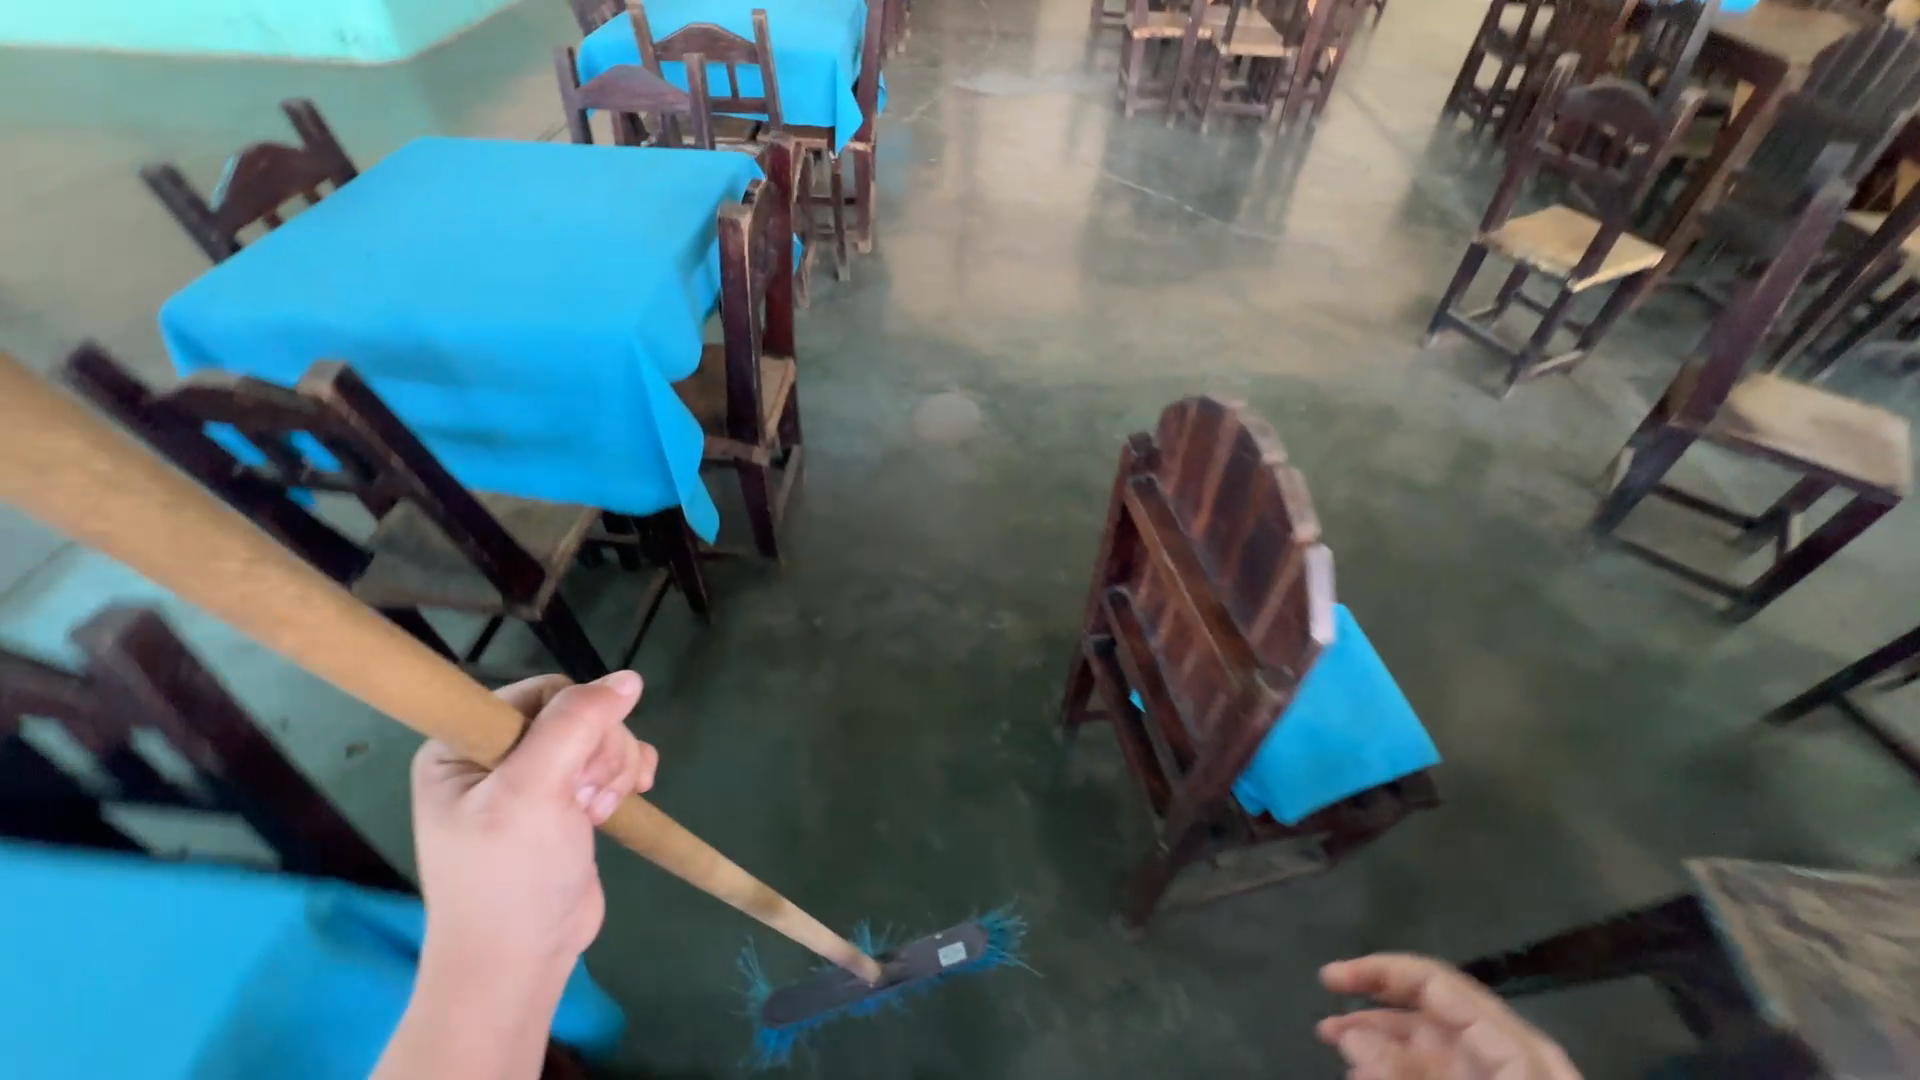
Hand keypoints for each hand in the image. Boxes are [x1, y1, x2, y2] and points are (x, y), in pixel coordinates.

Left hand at [409, 670, 657, 968]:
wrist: (522, 959)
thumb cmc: (510, 877)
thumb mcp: (533, 792)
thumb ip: (575, 725)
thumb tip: (628, 679)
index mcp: (464, 743)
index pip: (542, 694)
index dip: (576, 721)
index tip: (576, 771)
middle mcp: (496, 754)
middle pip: (579, 715)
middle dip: (600, 752)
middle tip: (588, 799)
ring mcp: (534, 779)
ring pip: (602, 737)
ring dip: (616, 767)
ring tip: (602, 810)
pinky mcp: (567, 801)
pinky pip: (612, 762)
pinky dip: (629, 773)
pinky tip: (635, 794)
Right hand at [1317, 954, 1580, 1079]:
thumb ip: (1409, 1077)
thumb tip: (1351, 1037)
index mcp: (1515, 1049)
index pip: (1437, 983)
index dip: (1379, 971)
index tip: (1329, 980)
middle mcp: (1511, 1057)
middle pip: (1432, 1010)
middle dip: (1374, 1011)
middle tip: (1325, 1028)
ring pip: (1433, 1044)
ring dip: (1383, 1044)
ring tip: (1338, 1053)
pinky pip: (1443, 1073)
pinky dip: (1403, 1072)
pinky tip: (1368, 1079)